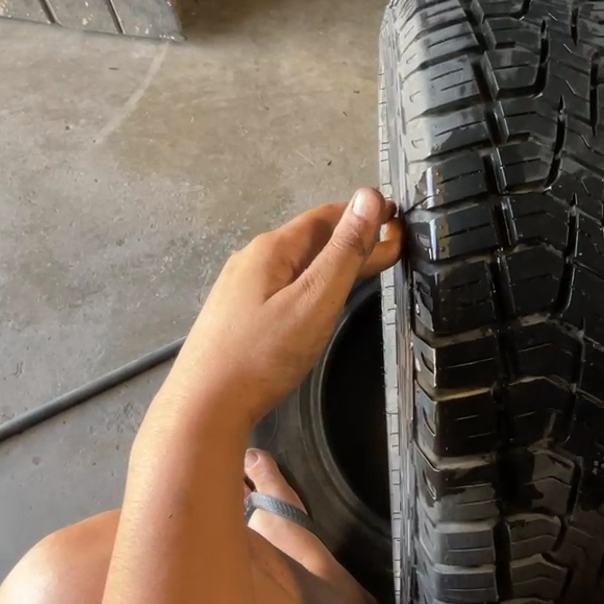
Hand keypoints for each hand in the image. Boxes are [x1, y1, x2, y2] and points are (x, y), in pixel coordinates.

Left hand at [161, 188, 401, 425]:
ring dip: (335, 261)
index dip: (364, 214)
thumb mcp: (315, 300)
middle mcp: (254, 259)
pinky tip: (323, 297)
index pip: (327, 216)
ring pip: (298, 264)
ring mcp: (242, 287)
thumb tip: (369, 196)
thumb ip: (345, 251)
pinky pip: (285, 286)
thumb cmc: (264, 354)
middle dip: (354, 239)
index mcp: (272, 249)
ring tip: (368, 267)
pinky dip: (315, 282)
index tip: (398, 218)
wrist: (205, 407)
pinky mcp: (239, 314)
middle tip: (395, 245)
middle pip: (312, 240)